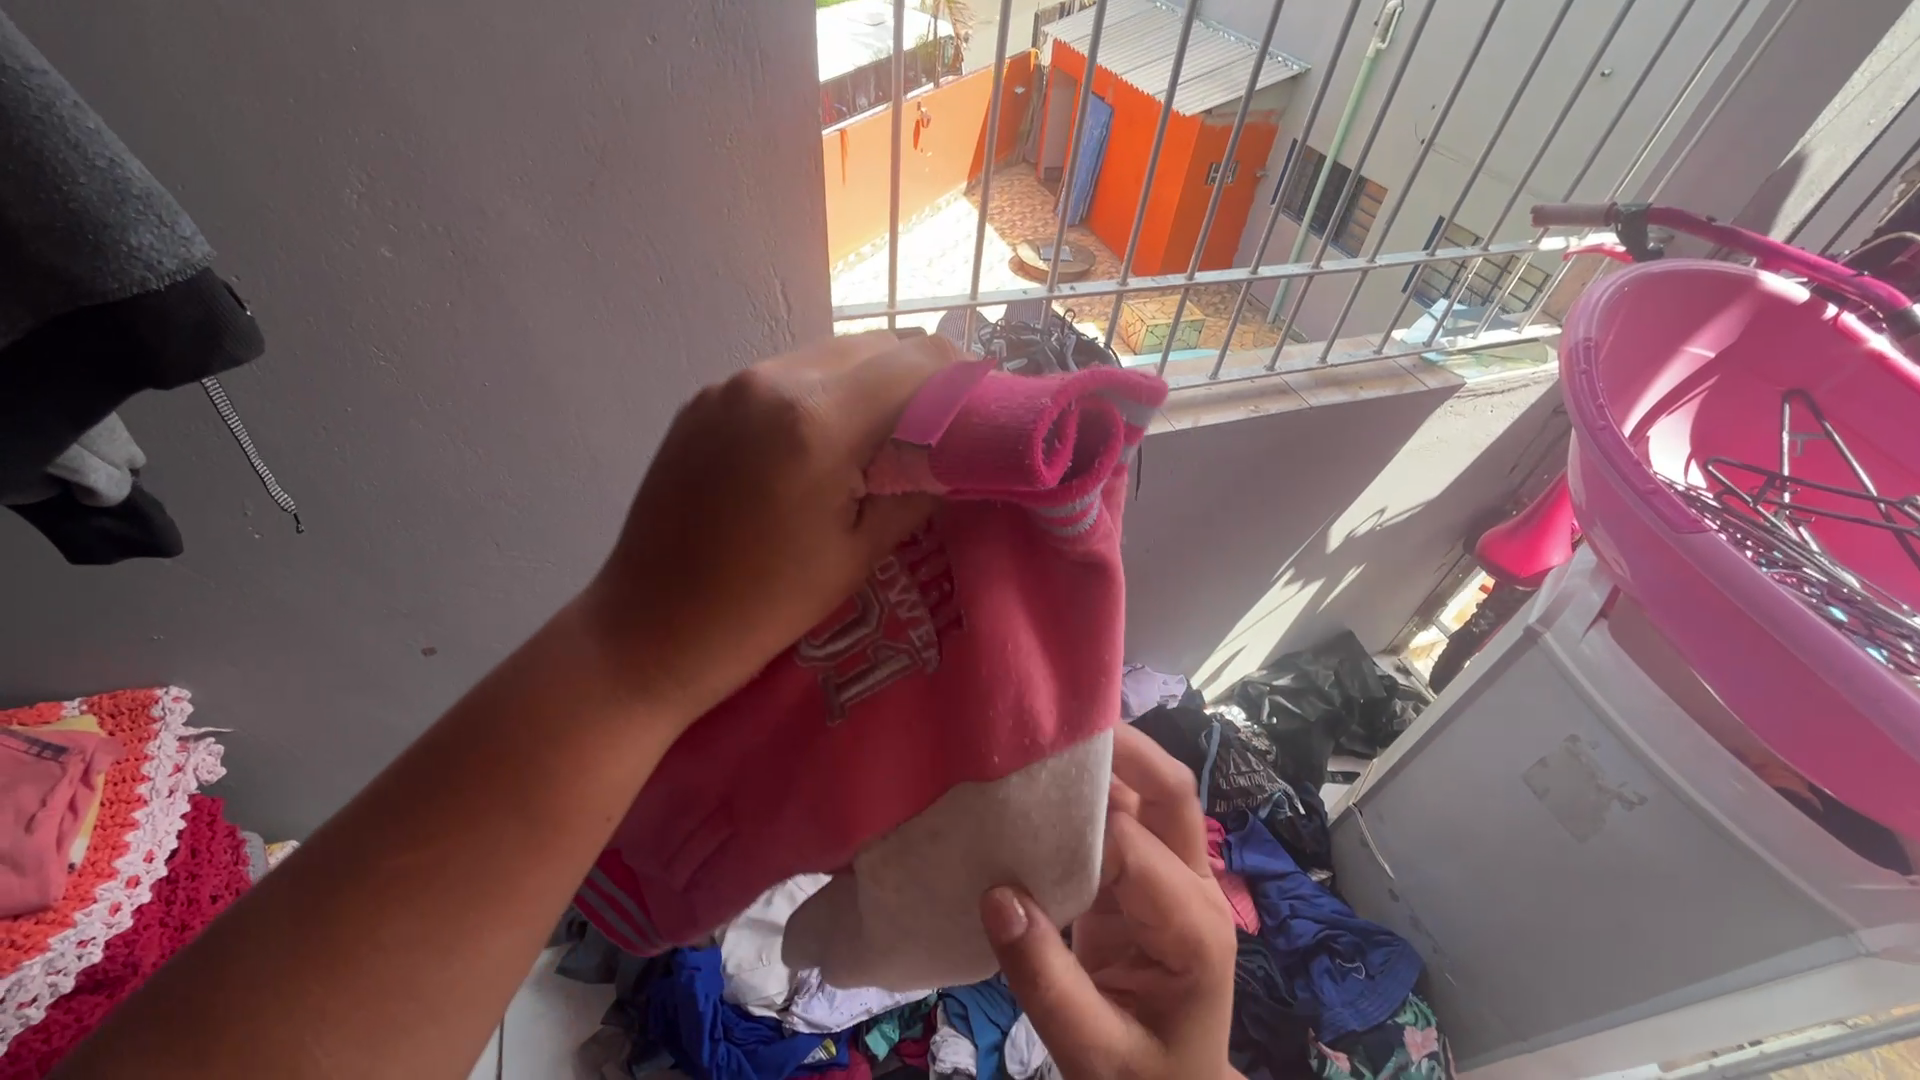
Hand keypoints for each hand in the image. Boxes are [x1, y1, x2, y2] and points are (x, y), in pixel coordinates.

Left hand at [583, 330, 954, 719]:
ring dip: (874, 382)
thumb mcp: (859, 553)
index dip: (965, 378)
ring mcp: (731, 384)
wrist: (649, 630)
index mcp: (818, 420)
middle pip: (878, 344)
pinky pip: (786, 375)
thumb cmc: (764, 609)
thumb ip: (916, 486)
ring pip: (831, 354)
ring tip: (886, 438)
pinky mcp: (705, 400)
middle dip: (923, 378)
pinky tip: (824, 444)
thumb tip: (953, 453)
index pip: (920, 361)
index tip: (984, 411)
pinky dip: (824, 394)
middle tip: (943, 428)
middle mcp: (773, 379)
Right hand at [982, 726, 1239, 1079]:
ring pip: (1150, 798)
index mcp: (1194, 929)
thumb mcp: (1091, 1051)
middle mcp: (1192, 889)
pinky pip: (1122, 824)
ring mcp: (1171, 883)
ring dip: (1108, 764)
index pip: (1134, 849)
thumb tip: (996, 894)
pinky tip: (1044, 790)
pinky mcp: (1142, 886)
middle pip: (1171, 794)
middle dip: (1123, 749)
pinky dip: (1089, 798)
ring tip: (1047, 740)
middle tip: (1059, 721)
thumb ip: (1044, 979)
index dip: (1080, 826)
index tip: (1018, 812)